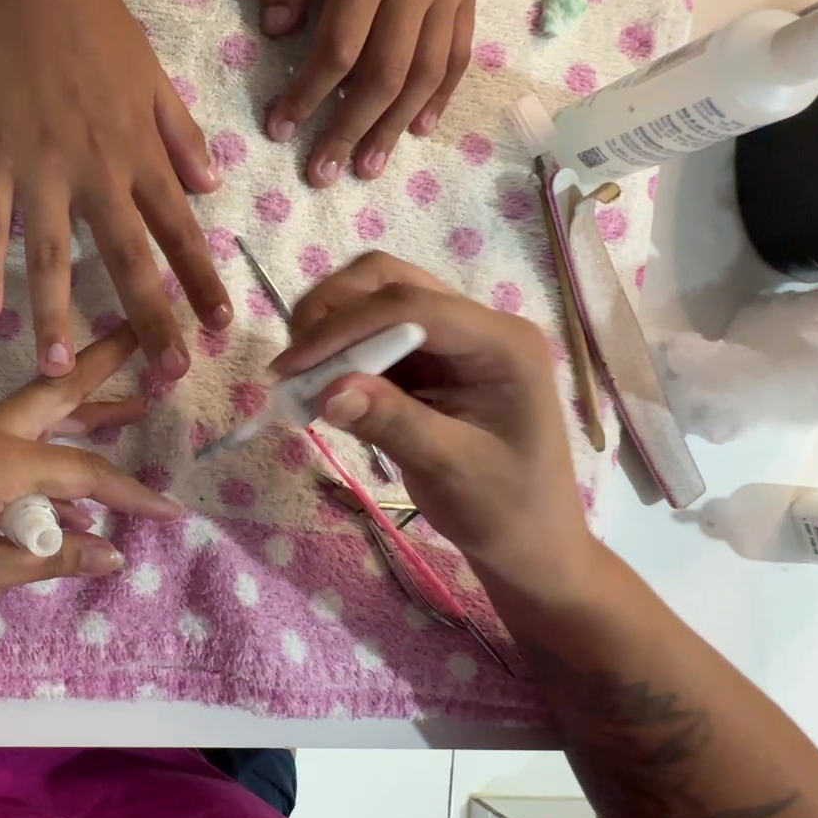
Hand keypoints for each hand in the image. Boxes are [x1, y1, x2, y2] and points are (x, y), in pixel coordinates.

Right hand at [0, 0, 231, 381]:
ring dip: (56, 315)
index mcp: (140, 150)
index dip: (201, 279)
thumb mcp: (154, 73)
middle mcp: (97, 172)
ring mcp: (40, 172)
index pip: (180, 229)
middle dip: (151, 320)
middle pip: (128, 258)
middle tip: (166, 375)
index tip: (219, 325)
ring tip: (61, 368)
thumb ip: (181, 134)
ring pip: (52, 256)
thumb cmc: (94, 25)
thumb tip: (212, 186)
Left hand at [0, 326, 180, 620]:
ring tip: (136, 399)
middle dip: (109, 367)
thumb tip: (113, 554)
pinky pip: (20, 433)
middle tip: (153, 342)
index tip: (174, 513)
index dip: (133, 496)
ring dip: (87, 400)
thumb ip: (50, 557)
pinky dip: (55, 437)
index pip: (86, 472)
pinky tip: (73, 460)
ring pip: (42, 407)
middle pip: (62, 392)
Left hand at [260, 0, 484, 187]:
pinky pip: (460, 52)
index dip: (307, 96)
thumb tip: (277, 31)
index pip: (337, 50)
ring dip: (394, 128)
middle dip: (349, 131)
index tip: (279, 130)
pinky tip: (420, 130)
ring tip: (368, 169)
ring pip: (425, 74)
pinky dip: (441, 96)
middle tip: (322, 174)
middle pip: (382, 76)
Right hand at [270, 253, 591, 582]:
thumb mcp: (449, 467)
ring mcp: (446, 338)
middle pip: (386, 281)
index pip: (409, 307)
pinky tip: (317, 385)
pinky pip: (365, 333)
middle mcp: (474, 324)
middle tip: (293, 363)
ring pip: (370, 298)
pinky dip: (332, 350)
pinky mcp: (421, 357)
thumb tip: (326, 390)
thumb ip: (391, 422)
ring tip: (300, 375)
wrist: (525, 537)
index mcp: (500, 342)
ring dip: (326, 326)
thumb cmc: (502, 505)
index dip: (343, 328)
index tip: (292, 369)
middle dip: (329, 311)